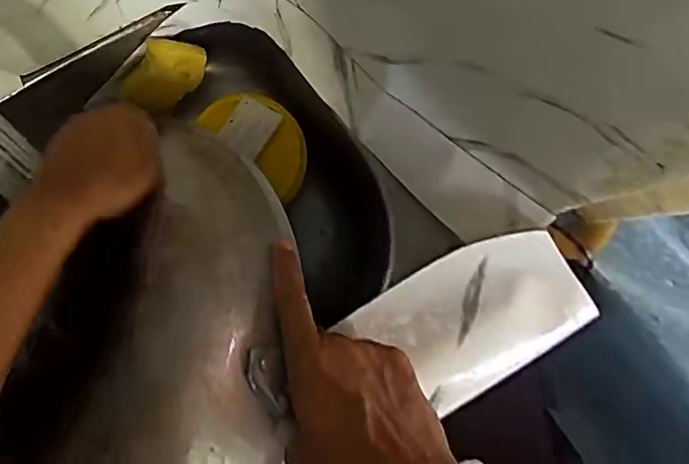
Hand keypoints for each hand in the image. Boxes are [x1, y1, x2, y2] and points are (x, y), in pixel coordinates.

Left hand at [26, 104, 160, 231]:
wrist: (67, 194)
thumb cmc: (113, 185)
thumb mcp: (148, 175)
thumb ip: (153, 154)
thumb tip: (151, 148)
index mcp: (127, 114)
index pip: (144, 119)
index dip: (147, 138)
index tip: (148, 156)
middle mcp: (101, 110)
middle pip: (119, 122)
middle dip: (124, 139)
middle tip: (128, 163)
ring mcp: (78, 121)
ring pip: (97, 130)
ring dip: (103, 144)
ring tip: (106, 169)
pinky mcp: (59, 135)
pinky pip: (79, 141)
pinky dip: (85, 152)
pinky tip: (86, 170)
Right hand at [272, 241, 454, 463]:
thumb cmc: (355, 463)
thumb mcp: (303, 448)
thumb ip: (293, 421)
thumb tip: (295, 426)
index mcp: (310, 361)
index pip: (291, 303)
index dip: (284, 272)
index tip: (282, 247)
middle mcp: (343, 351)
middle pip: (323, 347)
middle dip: (323, 370)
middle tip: (326, 407)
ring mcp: (377, 357)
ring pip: (354, 360)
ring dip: (353, 381)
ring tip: (360, 421)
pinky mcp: (406, 370)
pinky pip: (381, 370)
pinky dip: (380, 388)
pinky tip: (383, 419)